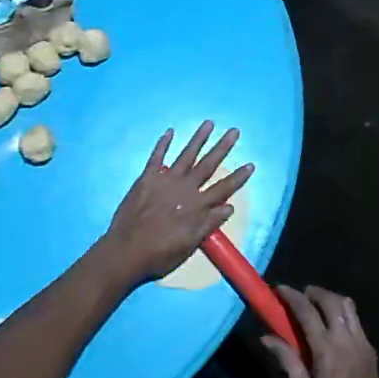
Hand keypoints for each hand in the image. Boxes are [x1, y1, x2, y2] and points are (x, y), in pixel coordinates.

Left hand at [100, 121, 253, 281]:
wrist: (127, 250)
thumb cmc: (161, 254)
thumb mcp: (190, 245)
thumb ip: (209, 224)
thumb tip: (229, 207)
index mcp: (197, 206)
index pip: (223, 188)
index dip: (238, 177)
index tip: (251, 164)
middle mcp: (184, 188)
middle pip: (208, 164)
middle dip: (222, 147)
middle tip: (234, 131)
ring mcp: (165, 180)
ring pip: (186, 155)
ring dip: (198, 138)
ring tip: (209, 123)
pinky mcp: (146, 178)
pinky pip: (156, 157)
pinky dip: (163, 144)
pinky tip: (170, 131)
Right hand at [265, 285, 378, 377]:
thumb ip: (286, 360)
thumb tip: (265, 337)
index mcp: (326, 349)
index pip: (307, 310)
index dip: (291, 295)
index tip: (279, 288)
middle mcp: (346, 340)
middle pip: (331, 300)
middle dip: (313, 292)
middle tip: (299, 295)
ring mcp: (362, 343)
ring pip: (348, 306)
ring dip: (330, 299)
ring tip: (316, 305)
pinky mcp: (371, 351)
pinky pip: (356, 320)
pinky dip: (343, 313)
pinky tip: (333, 325)